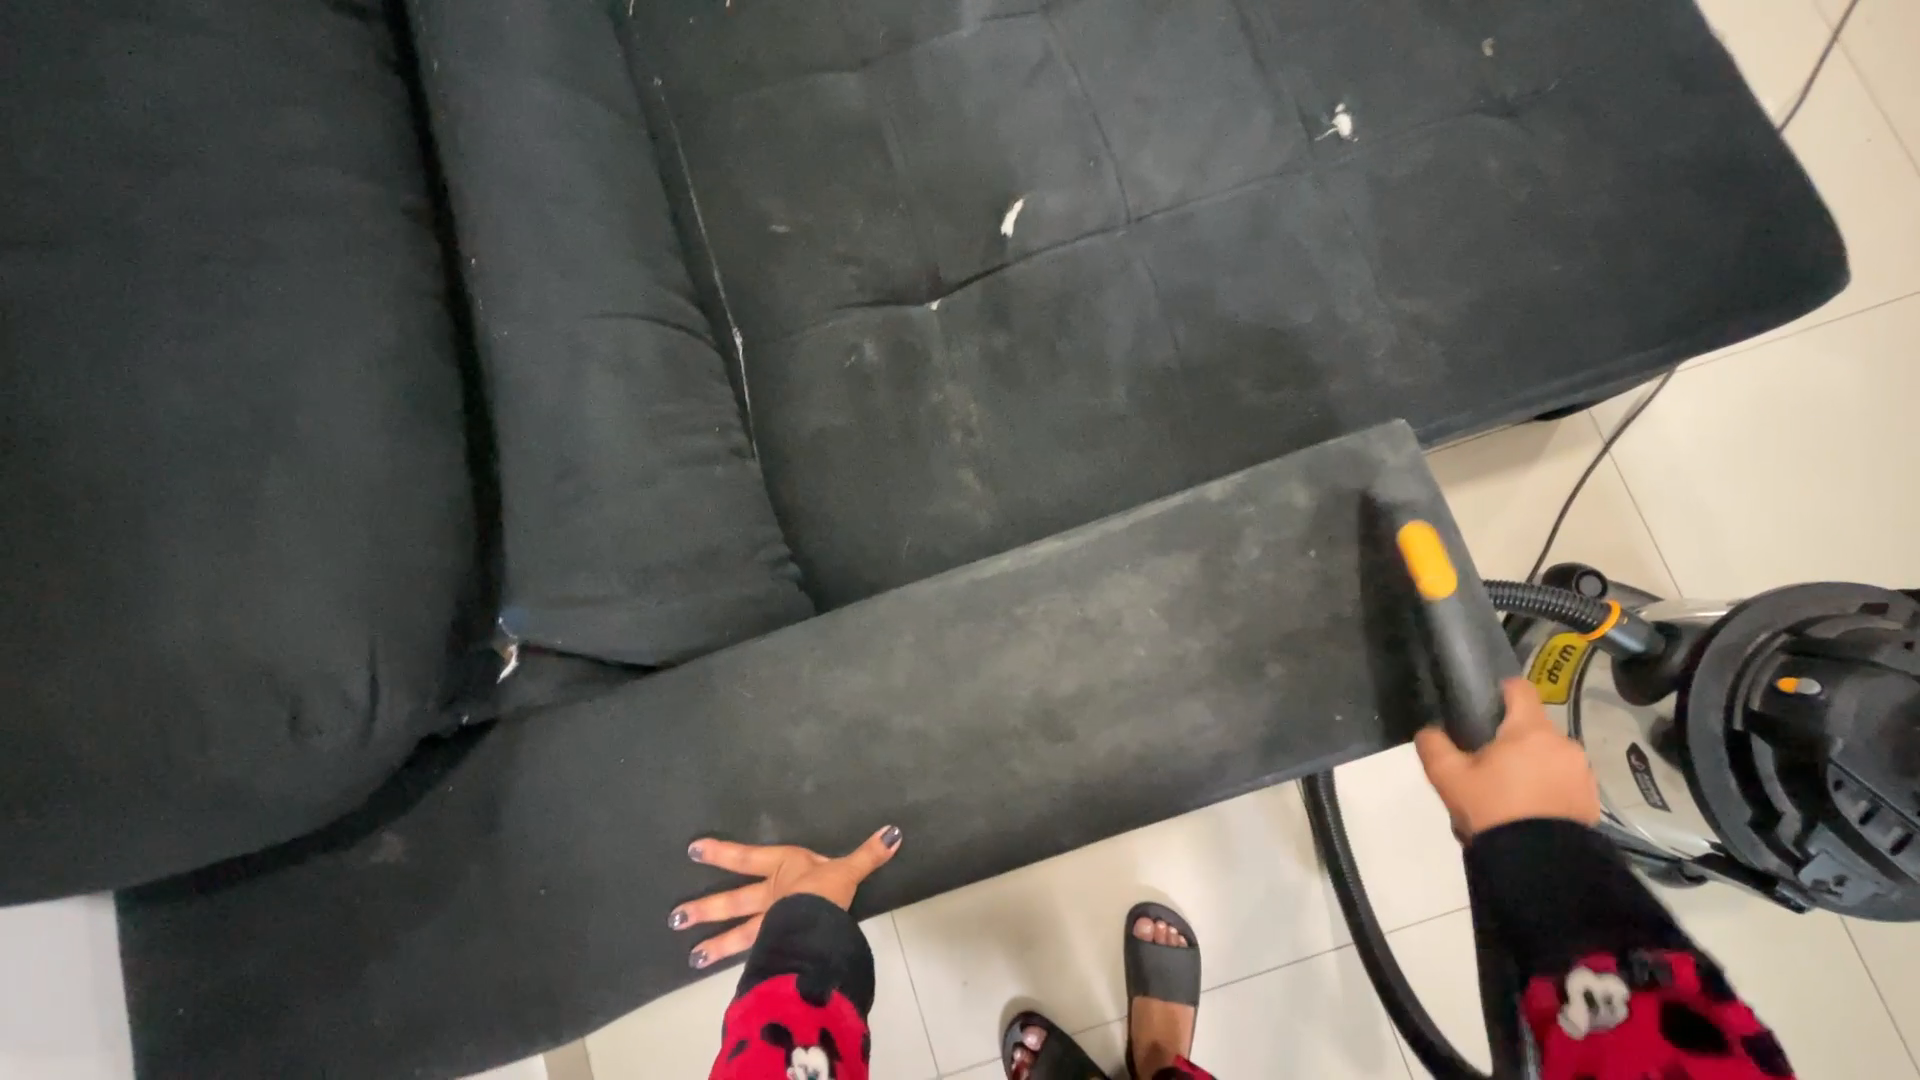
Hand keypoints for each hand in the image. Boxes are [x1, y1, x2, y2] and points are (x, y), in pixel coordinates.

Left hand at [669, 825, 902, 968]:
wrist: (819, 923)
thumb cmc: (828, 888)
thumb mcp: (849, 868)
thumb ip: (869, 854)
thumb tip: (893, 832)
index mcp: (784, 868)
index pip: (746, 857)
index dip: (721, 853)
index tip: (693, 850)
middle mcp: (770, 895)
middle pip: (733, 901)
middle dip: (705, 908)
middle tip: (674, 917)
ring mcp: (770, 924)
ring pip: (738, 934)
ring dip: (715, 943)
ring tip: (691, 957)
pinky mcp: (775, 947)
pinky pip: (755, 955)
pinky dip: (740, 964)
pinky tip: (724, 975)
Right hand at [1414, 678, 1601, 837]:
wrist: (1537, 863)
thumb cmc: (1491, 808)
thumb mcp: (1446, 776)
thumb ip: (1433, 744)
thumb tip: (1430, 731)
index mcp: (1530, 731)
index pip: (1519, 689)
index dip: (1499, 691)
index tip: (1482, 707)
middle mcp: (1563, 744)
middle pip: (1532, 727)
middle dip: (1511, 739)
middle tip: (1486, 764)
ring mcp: (1583, 772)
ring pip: (1549, 754)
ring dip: (1532, 763)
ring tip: (1508, 791)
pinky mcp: (1592, 798)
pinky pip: (1564, 779)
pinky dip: (1548, 786)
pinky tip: (1528, 807)